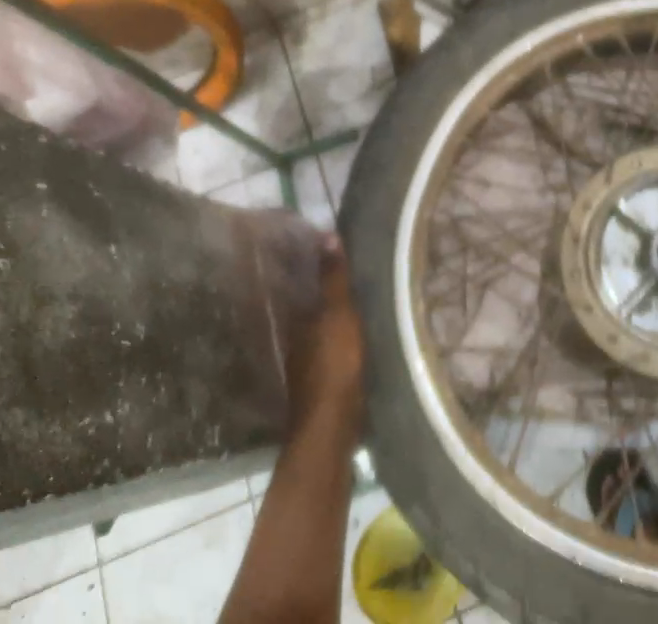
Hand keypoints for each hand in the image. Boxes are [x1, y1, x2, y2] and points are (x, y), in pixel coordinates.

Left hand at [287, 234, 365, 432]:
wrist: (331, 424)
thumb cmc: (334, 363)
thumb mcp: (339, 315)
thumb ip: (334, 279)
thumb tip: (327, 233)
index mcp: (298, 319)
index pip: (302, 282)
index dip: (314, 266)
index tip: (330, 248)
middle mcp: (297, 338)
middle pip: (311, 307)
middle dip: (325, 291)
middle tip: (350, 270)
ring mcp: (308, 363)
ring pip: (321, 330)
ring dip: (334, 317)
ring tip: (359, 301)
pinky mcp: (323, 383)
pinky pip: (332, 351)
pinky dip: (342, 340)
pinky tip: (358, 339)